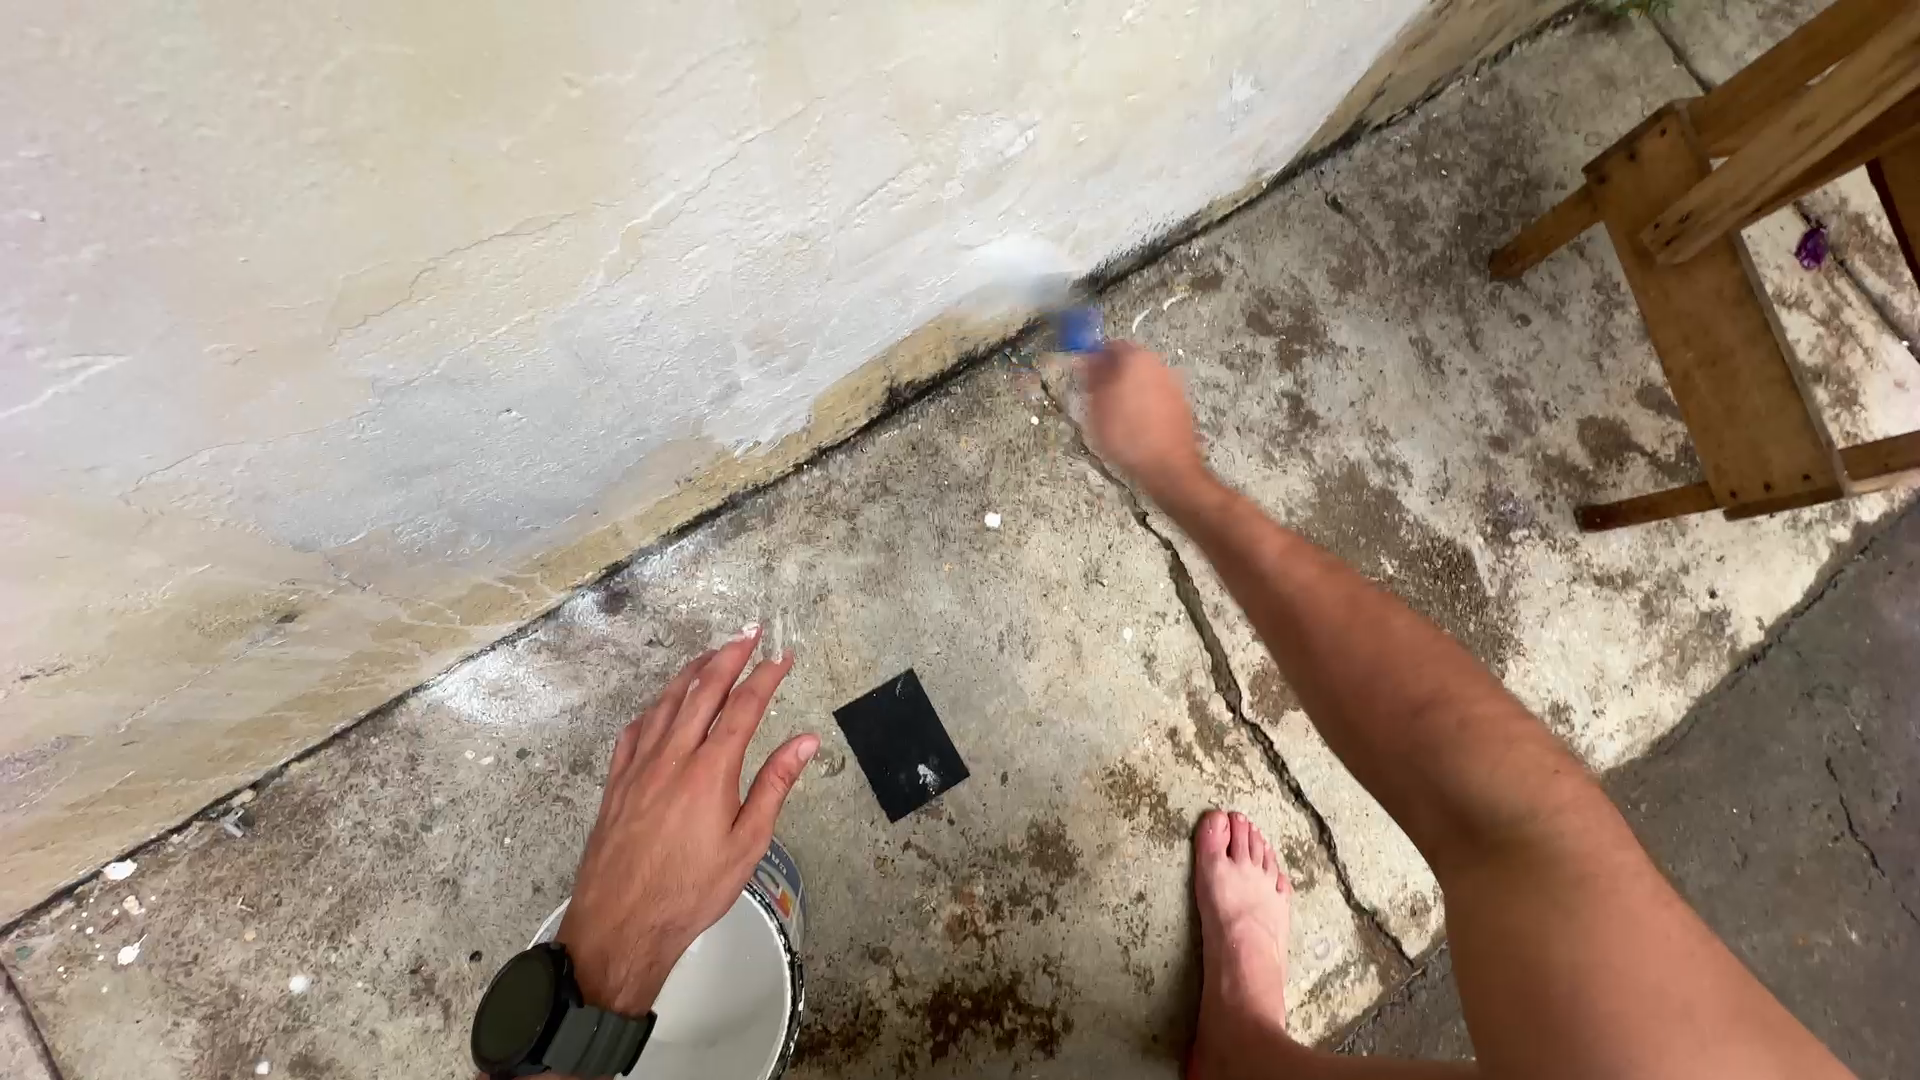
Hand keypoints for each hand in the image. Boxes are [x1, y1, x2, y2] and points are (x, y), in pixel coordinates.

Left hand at [556, 626, 818, 1016]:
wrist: (619, 928)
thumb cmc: (692, 890)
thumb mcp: (748, 843)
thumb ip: (776, 784)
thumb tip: (807, 742)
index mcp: (710, 769)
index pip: (744, 706)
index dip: (766, 676)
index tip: (783, 657)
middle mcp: (673, 755)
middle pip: (703, 689)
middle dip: (729, 655)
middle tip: (749, 632)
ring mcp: (639, 765)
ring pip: (667, 701)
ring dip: (692, 671)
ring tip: (711, 653)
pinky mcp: (616, 782)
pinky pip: (635, 729)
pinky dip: (655, 706)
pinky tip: (661, 704)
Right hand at [1074, 341, 1208, 500]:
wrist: (1167, 465)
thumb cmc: (1127, 436)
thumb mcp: (1096, 406)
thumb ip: (1091, 377)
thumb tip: (1087, 360)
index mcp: (1136, 358)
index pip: (1109, 345)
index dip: (1093, 360)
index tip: (1084, 377)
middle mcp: (1158, 364)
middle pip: (1128, 362)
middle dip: (1111, 376)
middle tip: (1095, 398)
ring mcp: (1172, 384)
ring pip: (1142, 380)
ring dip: (1127, 392)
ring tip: (1113, 417)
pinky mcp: (1180, 405)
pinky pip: (1154, 398)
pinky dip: (1142, 406)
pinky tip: (1134, 427)